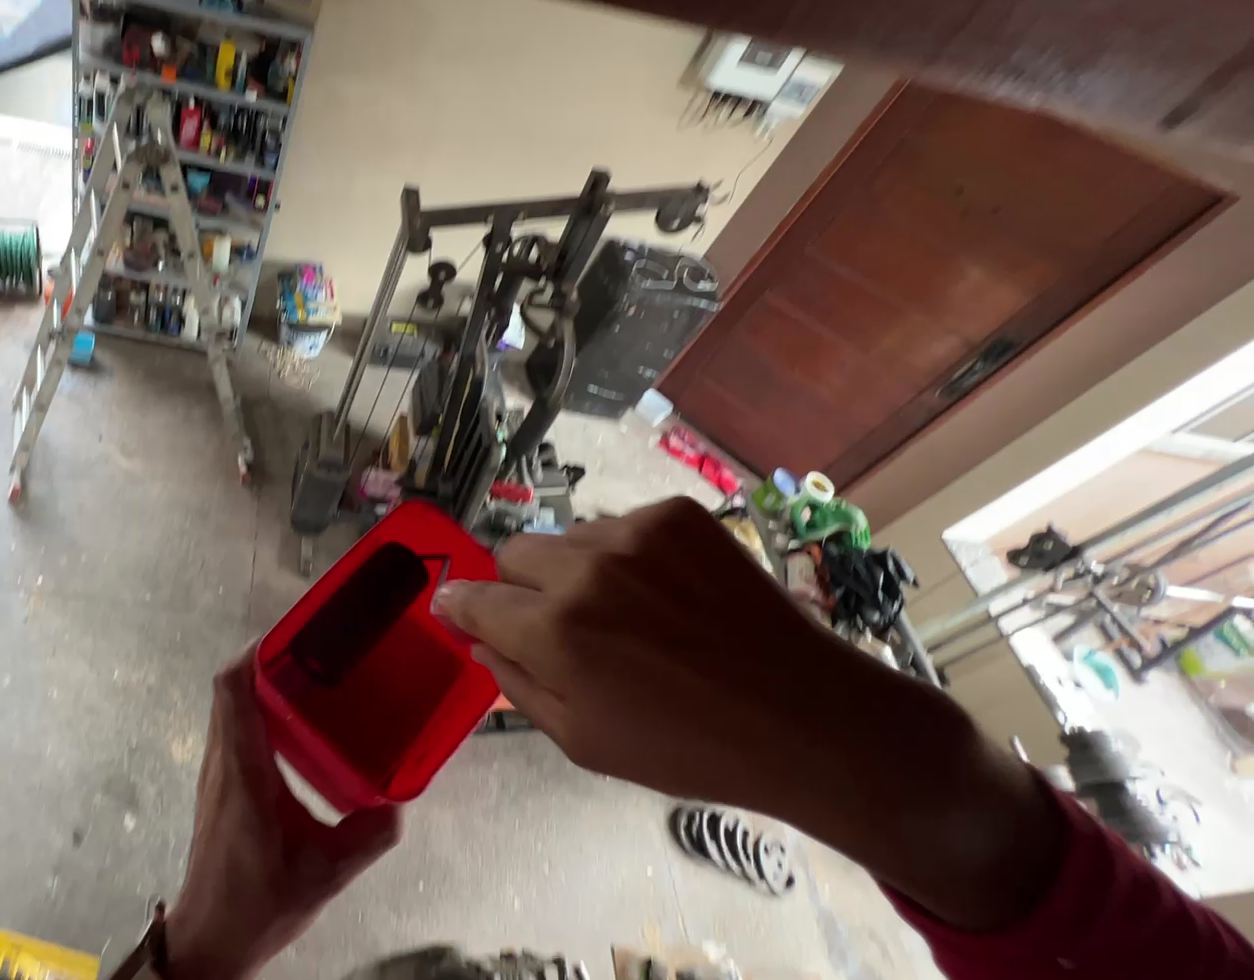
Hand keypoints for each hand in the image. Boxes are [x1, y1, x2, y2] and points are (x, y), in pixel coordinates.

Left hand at [167, 656, 401, 979]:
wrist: (212, 938)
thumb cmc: (260, 903)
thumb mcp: (326, 872)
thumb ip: (367, 836)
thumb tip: (400, 802)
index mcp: (243, 770)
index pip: (232, 689)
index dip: (256, 652)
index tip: (293, 634)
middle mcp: (222, 760)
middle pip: (230, 687)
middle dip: (266, 658)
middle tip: (313, 650)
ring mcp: (215, 771)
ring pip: (229, 704)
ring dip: (260, 682)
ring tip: (308, 677)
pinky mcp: (219, 783)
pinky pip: (232, 725)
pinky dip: (257, 709)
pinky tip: (295, 724)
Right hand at [431, 497, 1062, 931]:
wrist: (808, 717)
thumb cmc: (687, 748)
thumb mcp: (584, 743)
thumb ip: (517, 686)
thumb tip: (477, 642)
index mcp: (554, 633)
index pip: (472, 599)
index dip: (458, 605)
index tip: (453, 607)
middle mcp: (583, 570)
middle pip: (512, 554)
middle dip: (520, 588)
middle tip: (559, 622)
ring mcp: (632, 534)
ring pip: (566, 538)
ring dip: (574, 569)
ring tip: (625, 610)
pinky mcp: (675, 514)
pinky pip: (617, 526)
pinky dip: (623, 555)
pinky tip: (662, 592)